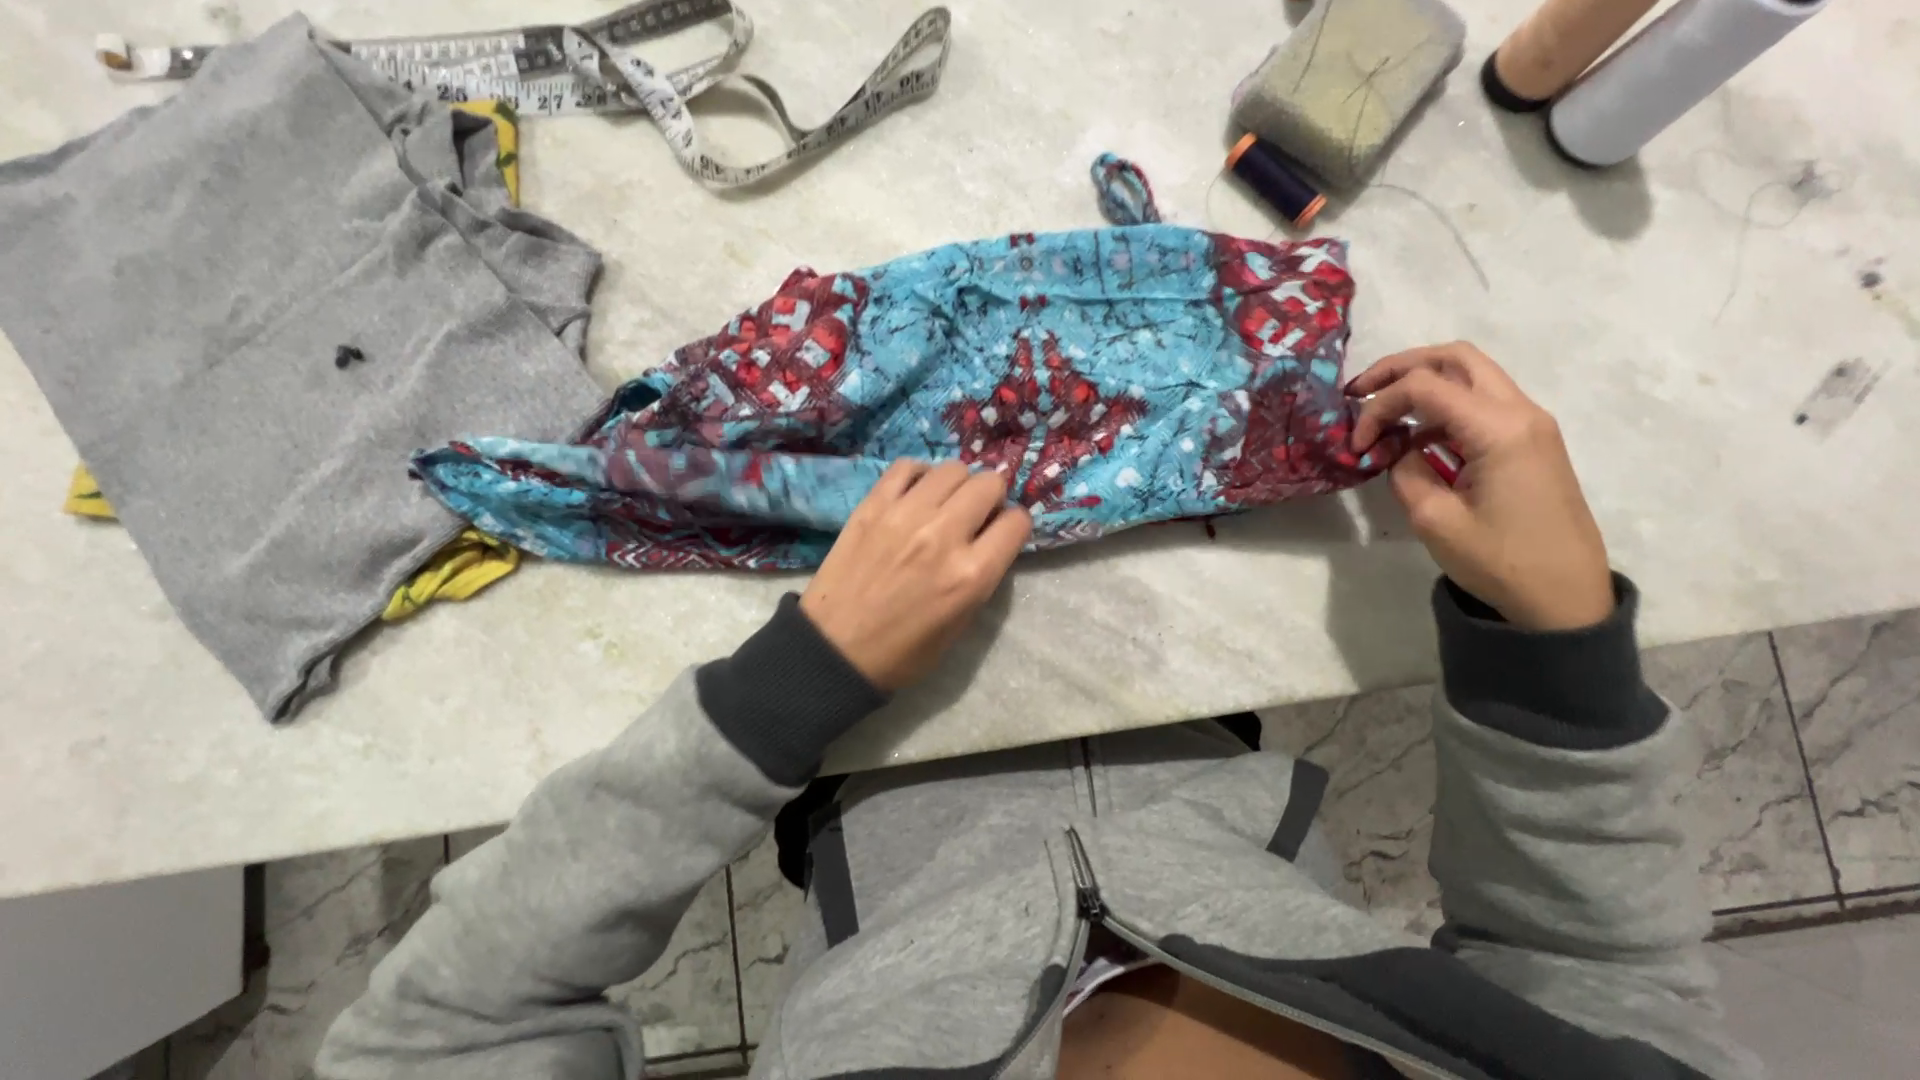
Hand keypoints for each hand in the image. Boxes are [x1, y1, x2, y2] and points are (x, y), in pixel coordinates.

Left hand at [800, 461, 1032, 690]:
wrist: (835, 650)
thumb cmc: (904, 650)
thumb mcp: (961, 624)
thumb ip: (983, 575)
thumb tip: (991, 536)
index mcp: (971, 575)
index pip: (1017, 521)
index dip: (1013, 525)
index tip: (1001, 533)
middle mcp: (944, 536)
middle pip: (989, 483)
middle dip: (992, 497)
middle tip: (975, 515)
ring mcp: (905, 515)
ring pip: (953, 468)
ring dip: (958, 484)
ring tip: (944, 503)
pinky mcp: (873, 506)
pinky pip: (907, 467)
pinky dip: (920, 476)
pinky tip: (916, 495)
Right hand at [1348, 343, 1613, 631]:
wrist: (1566, 596)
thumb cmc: (1500, 560)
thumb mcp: (1434, 519)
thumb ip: (1405, 472)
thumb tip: (1398, 451)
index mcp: (1498, 428)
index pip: (1424, 386)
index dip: (1379, 407)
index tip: (1357, 446)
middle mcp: (1520, 412)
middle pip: (1455, 358)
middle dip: (1400, 368)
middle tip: (1360, 392)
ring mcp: (1530, 425)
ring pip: (1471, 375)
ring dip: (1423, 385)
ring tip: (1383, 414)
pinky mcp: (1530, 442)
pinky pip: (1482, 404)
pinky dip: (1443, 408)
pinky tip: (1416, 438)